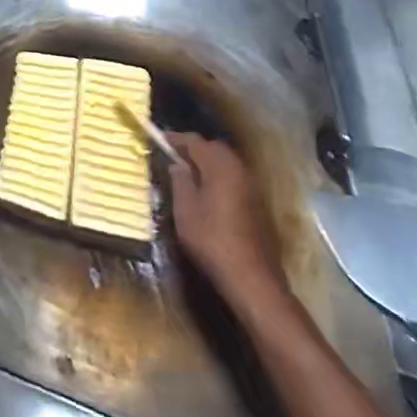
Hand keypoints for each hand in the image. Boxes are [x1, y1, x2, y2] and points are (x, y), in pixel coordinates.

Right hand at [168, 132, 281, 292]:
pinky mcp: (257, 204)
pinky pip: (235, 178)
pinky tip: (208, 192)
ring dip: (208, 162)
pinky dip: (219, 176)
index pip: (195, 141)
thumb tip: (177, 163)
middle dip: (194, 148)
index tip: (159, 139)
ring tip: (187, 173)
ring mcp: (252, 187)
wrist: (251, 277)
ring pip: (227, 163)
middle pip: (215, 148)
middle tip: (173, 155)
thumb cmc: (211, 240)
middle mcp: (239, 170)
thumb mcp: (185, 209)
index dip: (175, 138)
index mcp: (220, 167)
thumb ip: (180, 180)